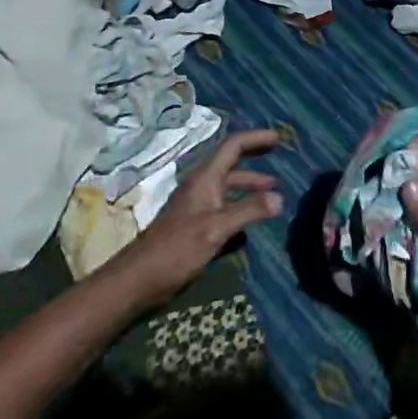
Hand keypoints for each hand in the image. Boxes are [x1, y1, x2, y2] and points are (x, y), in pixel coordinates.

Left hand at [109, 128, 283, 307]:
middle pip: (232, 164)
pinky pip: (224, 210)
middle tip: (279, 160)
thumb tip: (280, 197)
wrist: (138, 280)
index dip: (255, 138)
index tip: (278, 138)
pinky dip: (241, 210)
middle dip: (255, 160)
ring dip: (251, 188)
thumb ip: (248, 210)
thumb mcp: (215, 228)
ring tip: (274, 196)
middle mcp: (202, 187)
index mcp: (205, 179)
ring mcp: (197, 207)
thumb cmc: (176, 249)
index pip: (232, 146)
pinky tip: (253, 225)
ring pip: (229, 189)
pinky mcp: (196, 227)